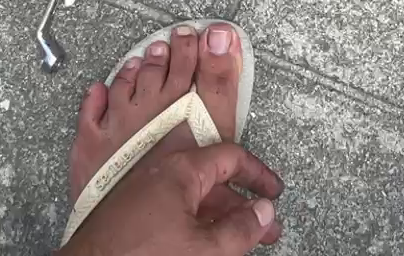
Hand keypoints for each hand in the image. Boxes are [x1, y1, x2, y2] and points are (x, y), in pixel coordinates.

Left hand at [61, 143, 283, 255]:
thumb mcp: (201, 249)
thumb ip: (238, 230)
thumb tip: (264, 211)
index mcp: (180, 169)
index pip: (231, 157)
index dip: (258, 175)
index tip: (275, 193)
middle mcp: (161, 173)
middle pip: (213, 183)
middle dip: (242, 207)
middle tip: (266, 229)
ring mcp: (142, 195)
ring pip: (192, 201)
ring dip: (219, 219)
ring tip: (238, 241)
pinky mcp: (128, 217)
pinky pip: (171, 212)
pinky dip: (193, 224)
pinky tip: (203, 242)